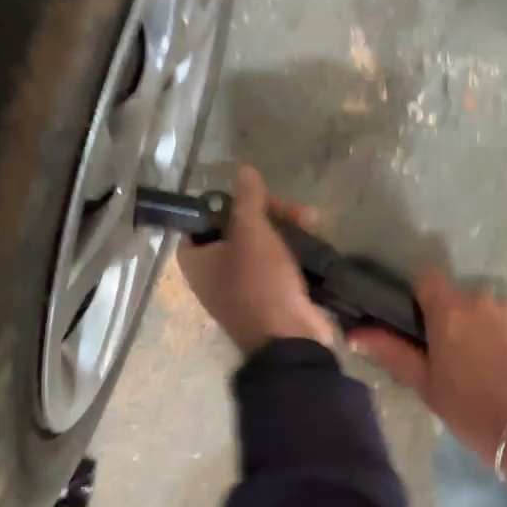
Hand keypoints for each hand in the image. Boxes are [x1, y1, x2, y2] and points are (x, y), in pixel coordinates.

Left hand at [176, 165, 333, 353]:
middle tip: (292, 210)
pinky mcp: (265, 293)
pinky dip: (288, 247)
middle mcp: (211, 273)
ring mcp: (239, 285)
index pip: (202, 218)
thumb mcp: (252, 232)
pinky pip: (272, 260)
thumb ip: (247, 198)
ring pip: (258, 241)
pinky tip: (311, 236)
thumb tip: (243, 168)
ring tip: (310, 221)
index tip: (253, 194)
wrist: (288, 338)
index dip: (226, 203)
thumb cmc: (259, 282)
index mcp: (196, 259)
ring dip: (283, 226)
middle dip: (267, 212)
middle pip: (235, 226)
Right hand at [349, 270, 506, 503]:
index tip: (423, 322)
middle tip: (460, 362)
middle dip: (459, 323)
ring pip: (491, 312)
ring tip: (495, 370)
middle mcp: (481, 298)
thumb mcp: (428, 387)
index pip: (426, 277)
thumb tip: (355, 333)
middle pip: (461, 301)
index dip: (422, 295)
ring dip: (489, 330)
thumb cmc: (474, 411)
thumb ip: (393, 353)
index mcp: (448, 310)